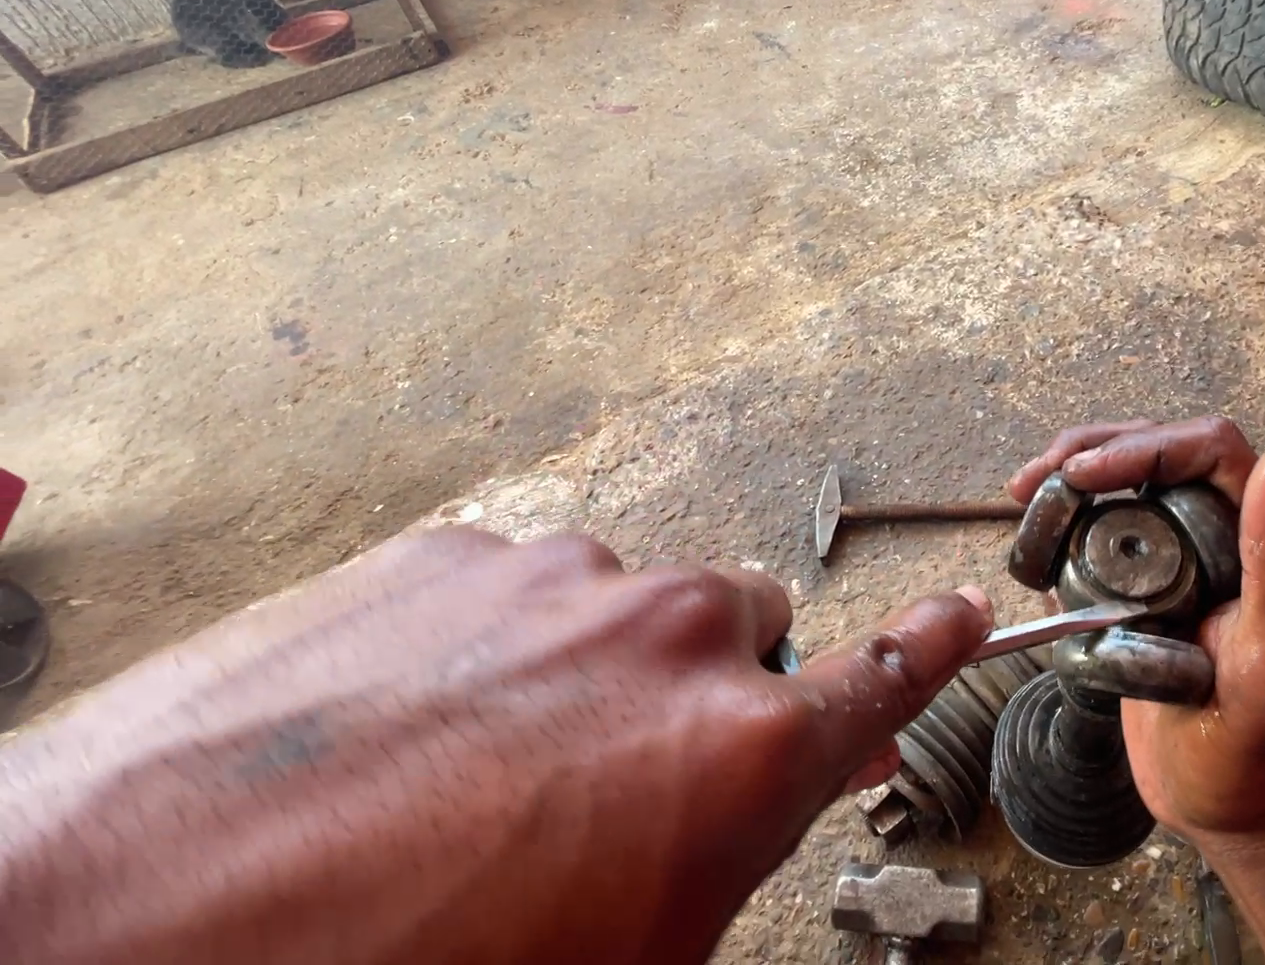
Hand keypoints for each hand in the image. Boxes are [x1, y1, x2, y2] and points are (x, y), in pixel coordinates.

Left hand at [0, 528, 991, 964]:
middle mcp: (674, 639)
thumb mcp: (626, 957)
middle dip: (714, 681)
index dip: (933, 643)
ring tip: (482, 754)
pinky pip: (528, 585)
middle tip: (622, 761)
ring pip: (635, 601)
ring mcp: (565, 577)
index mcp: (732, 756)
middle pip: (746, 625)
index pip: (878, 679)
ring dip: (601, 661)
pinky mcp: (459, 549)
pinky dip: (506, 635)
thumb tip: (787, 772)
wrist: (91, 943)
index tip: (964, 607)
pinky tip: (405, 714)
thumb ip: (728, 850)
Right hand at [1006, 417, 1264, 841]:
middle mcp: (1223, 531)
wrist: (1220, 796)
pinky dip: (1062, 522)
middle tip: (1032, 482)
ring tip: (1024, 499)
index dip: (1143, 448)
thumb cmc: (1256, 748)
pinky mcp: (1142, 580)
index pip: (1208, 449)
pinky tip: (1036, 540)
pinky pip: (1099, 527)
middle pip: (1156, 450)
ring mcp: (1179, 554)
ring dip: (1068, 481)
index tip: (1080, 475)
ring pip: (1122, 483)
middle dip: (1090, 452)